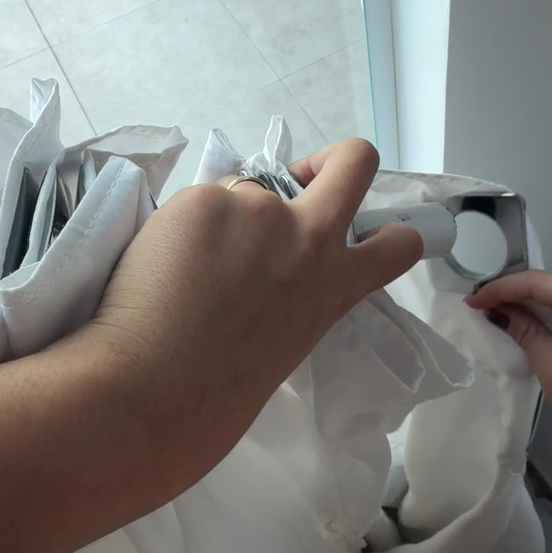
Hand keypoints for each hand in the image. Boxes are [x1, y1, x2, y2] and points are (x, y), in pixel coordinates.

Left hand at [85, 138, 423, 465]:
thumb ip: (299, 288)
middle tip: (300, 179)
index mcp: (336, 284)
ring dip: (228, 217)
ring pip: (249, 189)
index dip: (384, 230)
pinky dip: (185, 226)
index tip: (357, 231)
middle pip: (354, 160)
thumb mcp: (291, 338)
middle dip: (331, 161)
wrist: (151, 392)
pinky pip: (201, 201)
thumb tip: (271, 258)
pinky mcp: (206, 198)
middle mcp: (311, 237)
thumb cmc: (218, 391)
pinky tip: (163, 267)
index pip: (400, 241)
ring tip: (191, 270)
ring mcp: (260, 210)